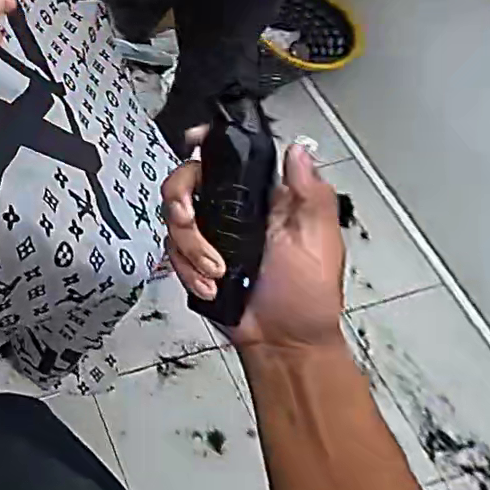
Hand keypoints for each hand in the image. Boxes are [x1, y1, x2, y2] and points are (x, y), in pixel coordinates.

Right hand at [163, 135, 346, 350]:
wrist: (282, 345)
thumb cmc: (307, 298)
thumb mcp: (318, 243)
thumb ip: (311, 196)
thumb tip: (298, 151)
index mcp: (260, 198)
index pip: (228, 156)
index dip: (206, 144)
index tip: (192, 144)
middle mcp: (231, 210)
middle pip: (186, 181)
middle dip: (180, 200)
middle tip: (189, 221)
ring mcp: (209, 233)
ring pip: (173, 217)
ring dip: (189, 246)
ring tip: (215, 272)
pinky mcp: (193, 258)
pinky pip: (171, 250)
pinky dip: (186, 269)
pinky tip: (209, 286)